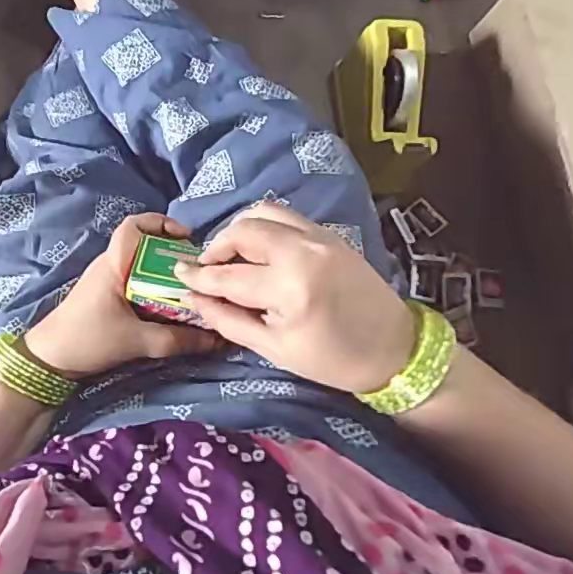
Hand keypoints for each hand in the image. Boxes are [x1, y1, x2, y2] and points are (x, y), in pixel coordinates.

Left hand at [24, 213, 221, 379]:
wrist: (49, 361)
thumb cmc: (89, 340)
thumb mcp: (138, 341)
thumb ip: (178, 340)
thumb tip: (218, 340)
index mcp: (114, 265)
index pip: (134, 226)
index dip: (161, 223)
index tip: (186, 239)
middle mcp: (110, 266)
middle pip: (145, 246)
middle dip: (173, 255)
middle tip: (197, 273)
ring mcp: (106, 282)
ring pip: (142, 267)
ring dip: (165, 275)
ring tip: (189, 291)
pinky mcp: (106, 299)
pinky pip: (135, 284)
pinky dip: (154, 290)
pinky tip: (170, 308)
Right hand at [176, 203, 413, 393]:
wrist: (394, 349)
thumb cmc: (332, 360)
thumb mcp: (274, 349)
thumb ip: (229, 321)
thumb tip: (195, 299)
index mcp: (290, 287)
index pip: (228, 275)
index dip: (198, 275)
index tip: (178, 273)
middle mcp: (303, 251)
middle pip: (242, 231)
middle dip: (216, 247)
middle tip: (207, 268)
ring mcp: (319, 237)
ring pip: (263, 213)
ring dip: (239, 231)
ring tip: (232, 256)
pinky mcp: (330, 234)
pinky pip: (286, 217)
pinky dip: (263, 227)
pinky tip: (259, 251)